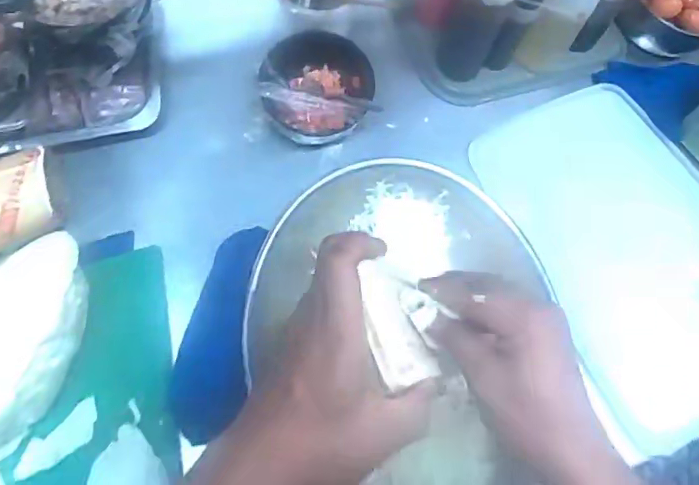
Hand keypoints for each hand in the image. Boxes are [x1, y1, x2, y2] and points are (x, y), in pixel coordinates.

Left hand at [196, 232, 431, 484]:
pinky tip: (356, 343)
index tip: (383, 250)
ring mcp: (293, 326)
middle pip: (327, 264)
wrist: (264, 458)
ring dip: (348, 285)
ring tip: (379, 314)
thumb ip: (417, 402)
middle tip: (390, 282)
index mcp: (334, 323)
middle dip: (359, 260)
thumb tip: (434, 380)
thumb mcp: (384, 431)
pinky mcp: (286, 342)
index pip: (336, 257)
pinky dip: (336, 307)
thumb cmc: (323, 439)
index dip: (358, 240)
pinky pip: (314, 308)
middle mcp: (310, 314)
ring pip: (320, 285)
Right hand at [421, 273, 633, 484]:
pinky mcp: (550, 331)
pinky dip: (490, 310)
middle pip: (489, 286)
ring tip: (445, 304)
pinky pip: (512, 307)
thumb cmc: (527, 415)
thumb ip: (455, 338)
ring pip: (500, 295)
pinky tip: (472, 321)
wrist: (576, 455)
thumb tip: (428, 313)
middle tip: (428, 292)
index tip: (417, 287)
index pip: (474, 293)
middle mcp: (539, 304)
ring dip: (473, 298)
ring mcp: (548, 317)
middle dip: (457, 288)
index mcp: (524, 313)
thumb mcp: (483, 376)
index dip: (443, 290)